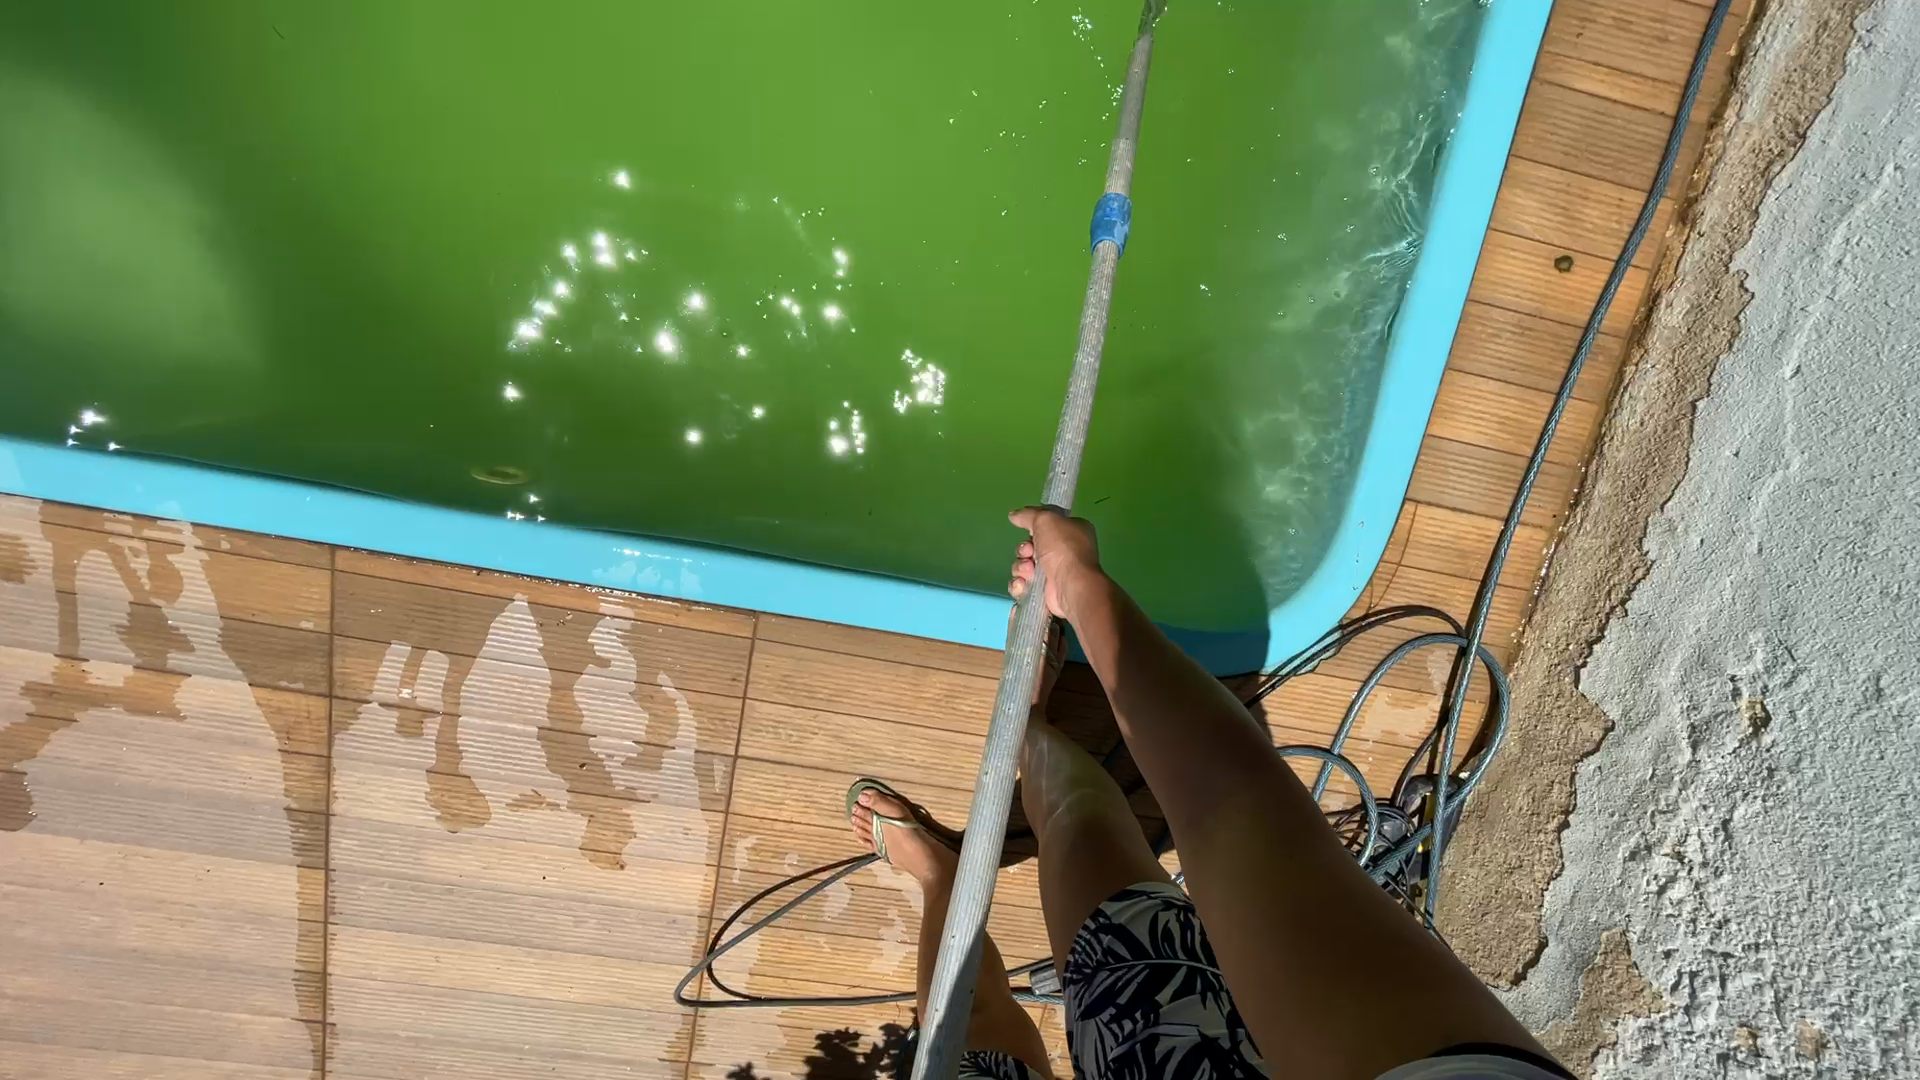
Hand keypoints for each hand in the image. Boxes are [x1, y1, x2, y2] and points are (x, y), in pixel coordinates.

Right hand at [1007, 506, 1105, 622]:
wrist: (1069, 585)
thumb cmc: (1063, 548)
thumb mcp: (1046, 520)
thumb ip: (1028, 515)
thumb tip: (1013, 515)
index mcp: (1072, 532)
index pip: (1046, 527)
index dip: (1033, 529)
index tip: (1029, 532)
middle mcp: (1065, 552)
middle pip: (1031, 547)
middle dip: (1024, 550)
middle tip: (1029, 554)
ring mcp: (1055, 573)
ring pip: (1024, 566)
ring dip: (1020, 568)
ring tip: (1028, 572)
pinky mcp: (1045, 592)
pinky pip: (1023, 585)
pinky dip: (1019, 585)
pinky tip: (1023, 585)